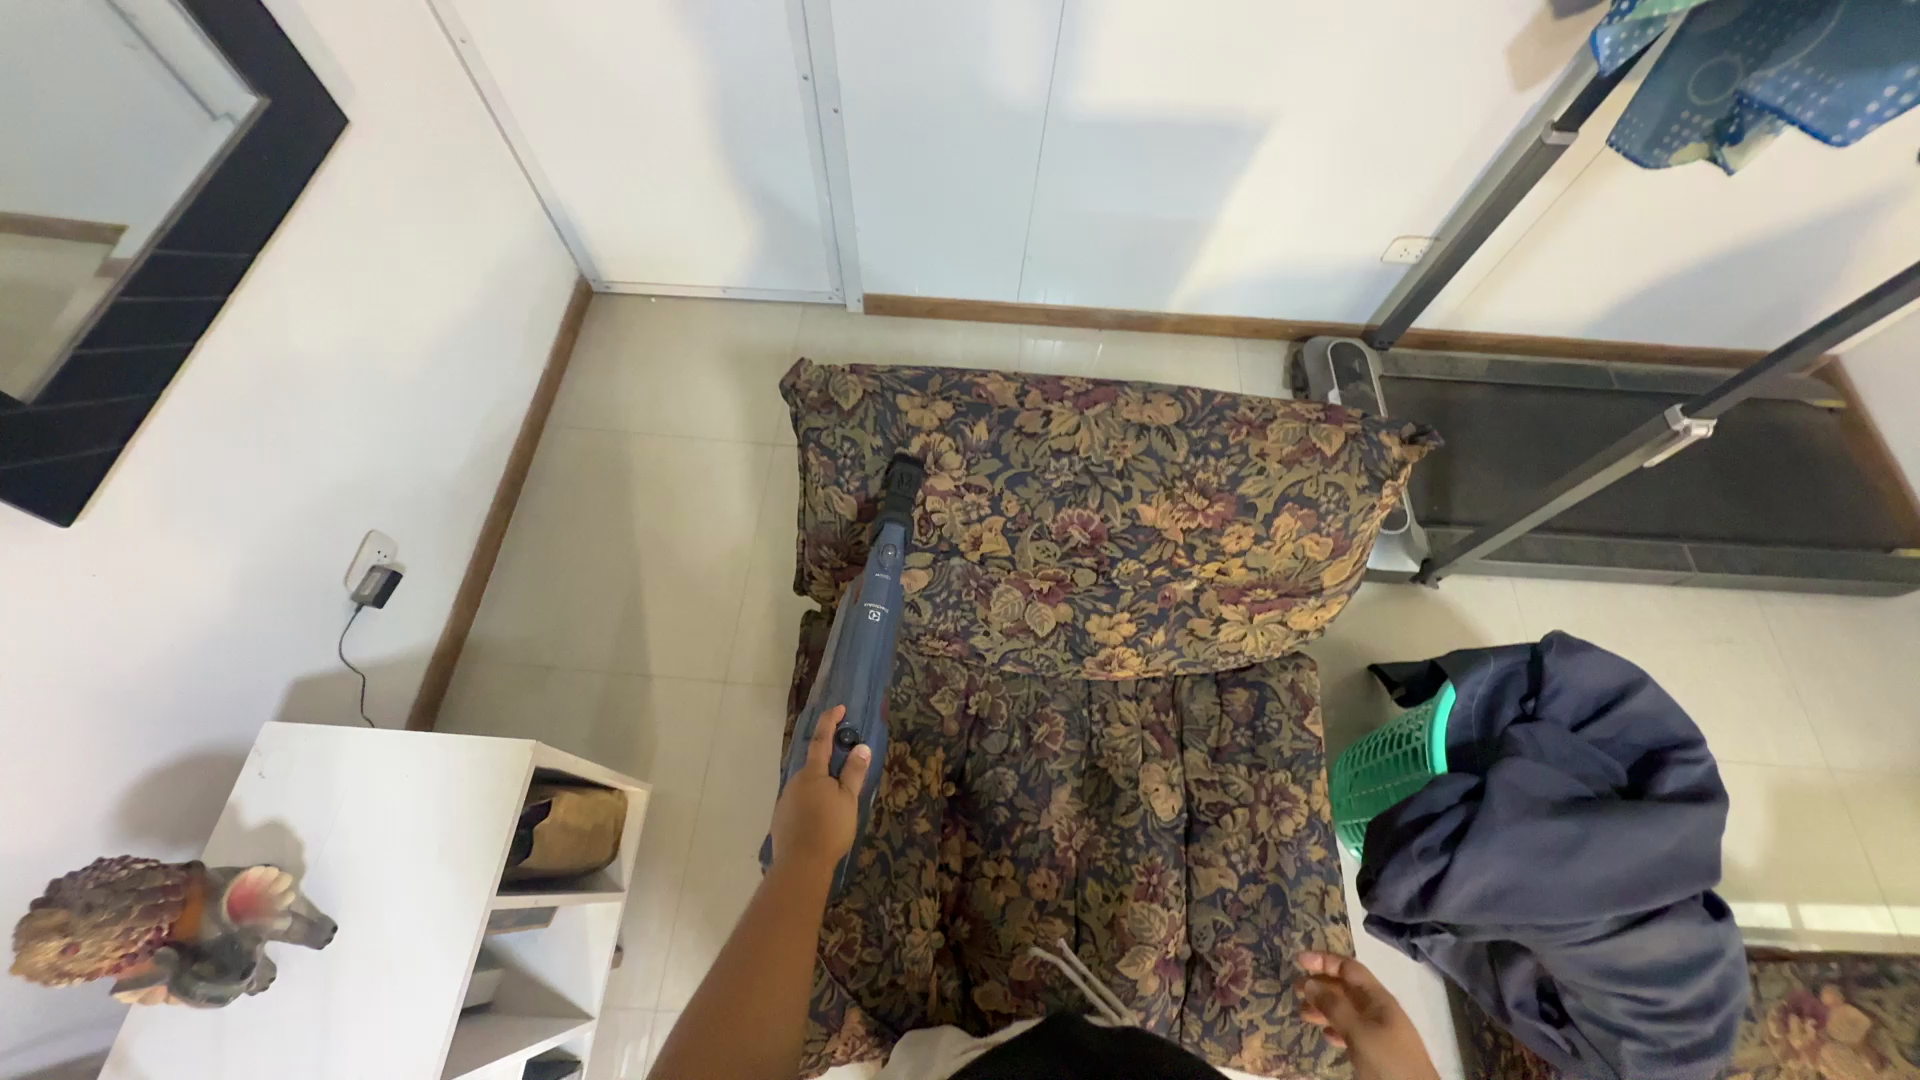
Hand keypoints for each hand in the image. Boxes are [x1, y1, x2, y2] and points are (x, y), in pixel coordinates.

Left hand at [770, 706, 871, 876]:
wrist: (800, 865)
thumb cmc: (830, 828)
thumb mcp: (849, 799)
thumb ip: (854, 772)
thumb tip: (861, 746)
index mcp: (813, 772)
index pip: (822, 739)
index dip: (830, 721)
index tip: (839, 708)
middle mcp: (795, 781)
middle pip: (814, 765)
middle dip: (830, 765)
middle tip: (848, 776)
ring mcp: (785, 799)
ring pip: (807, 786)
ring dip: (821, 788)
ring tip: (837, 807)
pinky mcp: (781, 818)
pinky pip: (799, 802)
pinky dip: (812, 804)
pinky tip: (820, 821)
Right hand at [1297, 951, 1439, 1079]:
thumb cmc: (1388, 1061)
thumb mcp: (1358, 1032)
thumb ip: (1334, 1006)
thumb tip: (1308, 982)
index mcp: (1378, 999)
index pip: (1348, 968)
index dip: (1323, 960)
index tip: (1298, 961)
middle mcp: (1379, 1010)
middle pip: (1346, 988)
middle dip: (1320, 985)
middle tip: (1296, 989)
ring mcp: (1381, 1031)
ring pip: (1347, 1010)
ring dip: (1325, 1008)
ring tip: (1303, 1013)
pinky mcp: (1379, 1052)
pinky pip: (1353, 1031)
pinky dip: (1337, 1029)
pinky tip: (1327, 1036)